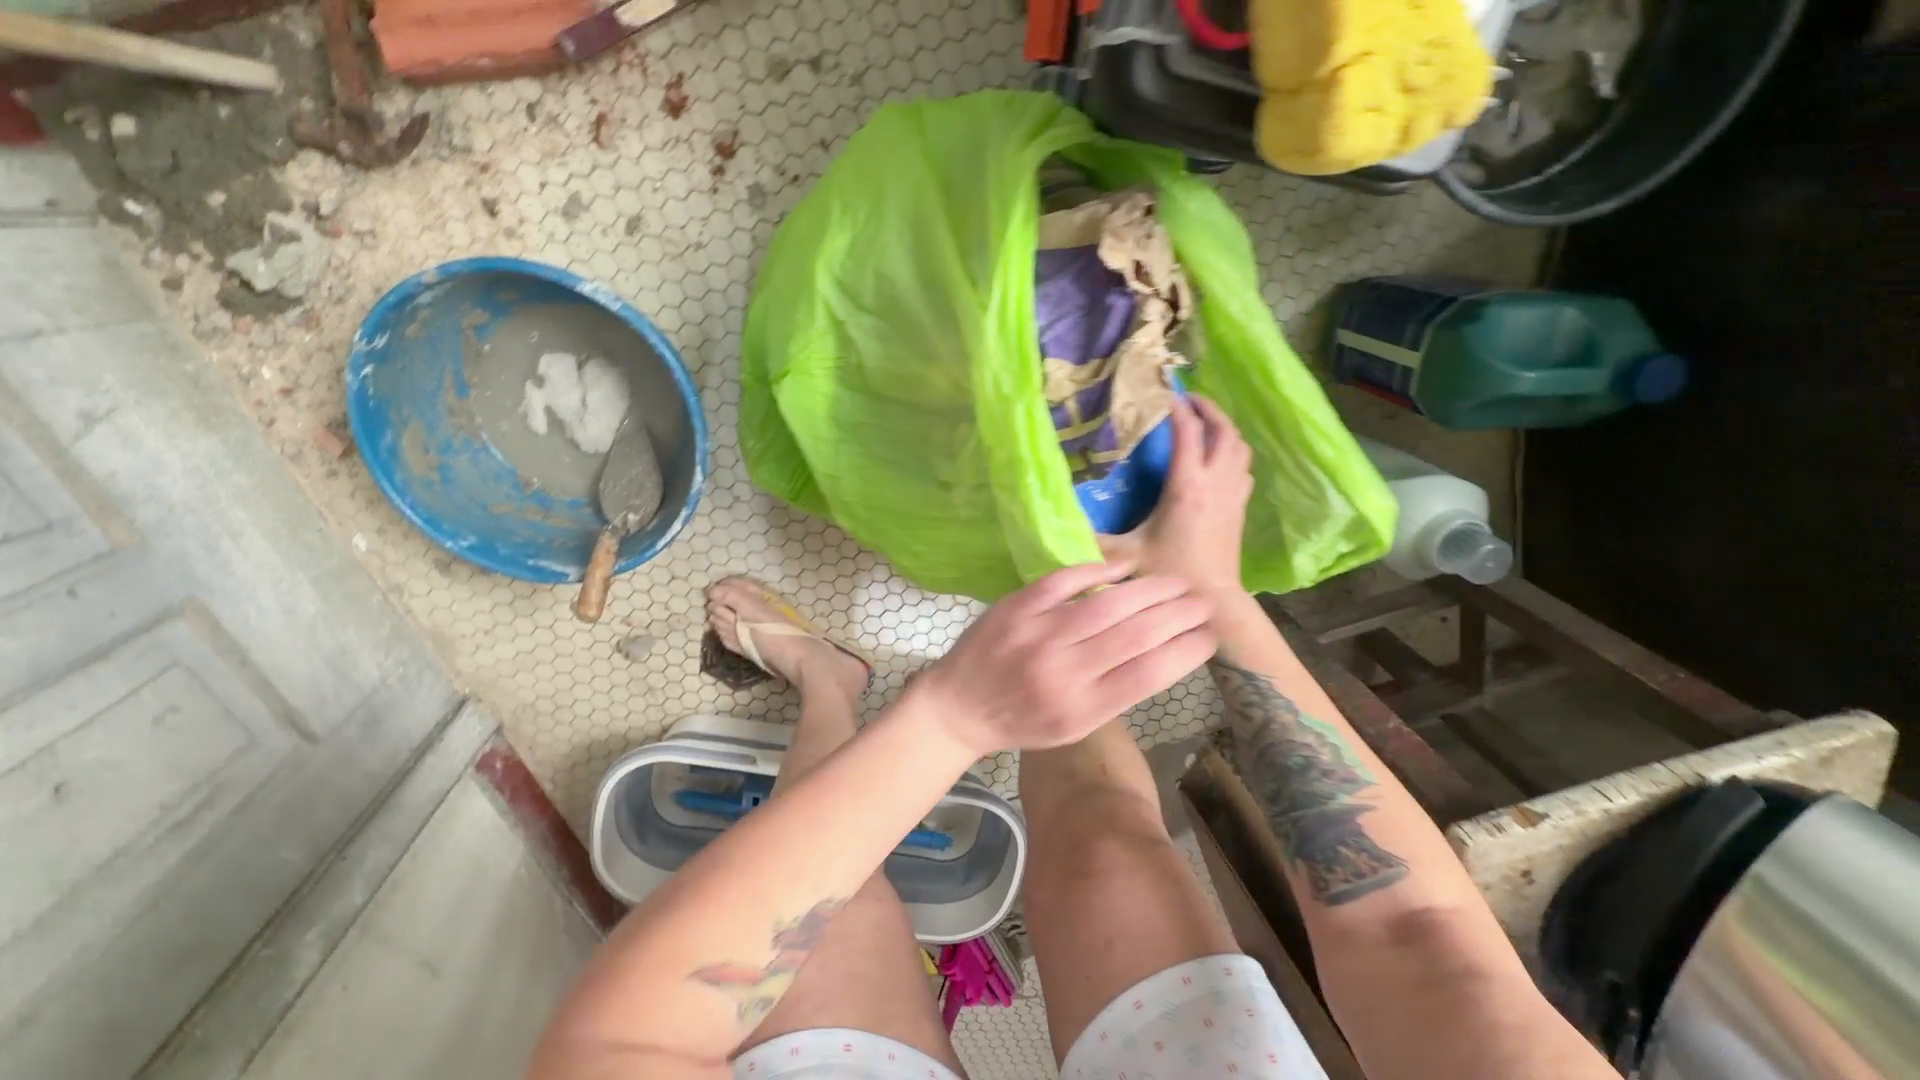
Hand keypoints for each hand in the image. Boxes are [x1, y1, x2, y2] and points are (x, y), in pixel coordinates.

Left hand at [913, 560, 1217, 755]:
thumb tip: (1165, 652)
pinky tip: (1128, 567)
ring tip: (1179, 583)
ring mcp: (1039, 634)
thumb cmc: (1023, 721)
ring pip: (1110, 604)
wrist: (957, 706)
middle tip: (1205, 602)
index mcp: (1083, 708)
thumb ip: (1116, 693)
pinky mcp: (1018, 606)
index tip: (1210, 637)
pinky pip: (1067, 580)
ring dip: (1153, 590)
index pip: (1151, 674)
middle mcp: (1065, 671)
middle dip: (1180, 615)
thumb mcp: (1074, 727)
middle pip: (1138, 635)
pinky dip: (1101, 570)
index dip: (1188, 651)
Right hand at [1100, 395, 1252, 601]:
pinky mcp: (1241, 506)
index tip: (1161, 393)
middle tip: (1188, 400)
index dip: (1175, 407)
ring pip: (1239, 445)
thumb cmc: (1171, 573)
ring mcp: (1233, 492)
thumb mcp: (1128, 554)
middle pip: (1224, 429)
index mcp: (1187, 485)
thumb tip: (1065, 524)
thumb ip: (1095, 538)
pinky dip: (1232, 451)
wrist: (1214, 599)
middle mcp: (1216, 481)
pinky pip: (1243, 465)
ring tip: (1203, 423)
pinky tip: (1217, 458)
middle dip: (1207, 408)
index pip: (1187, 431)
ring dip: (1224, 427)